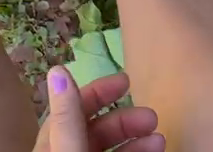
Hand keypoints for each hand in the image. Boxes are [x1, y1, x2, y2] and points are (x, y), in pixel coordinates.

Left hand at [34, 67, 163, 151]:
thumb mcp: (70, 150)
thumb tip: (58, 68)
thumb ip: (67, 116)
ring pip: (111, 150)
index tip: (127, 82)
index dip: (100, 91)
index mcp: (52, 143)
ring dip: (137, 142)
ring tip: (160, 142)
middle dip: (127, 120)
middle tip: (152, 118)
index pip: (75, 108)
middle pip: (97, 130)